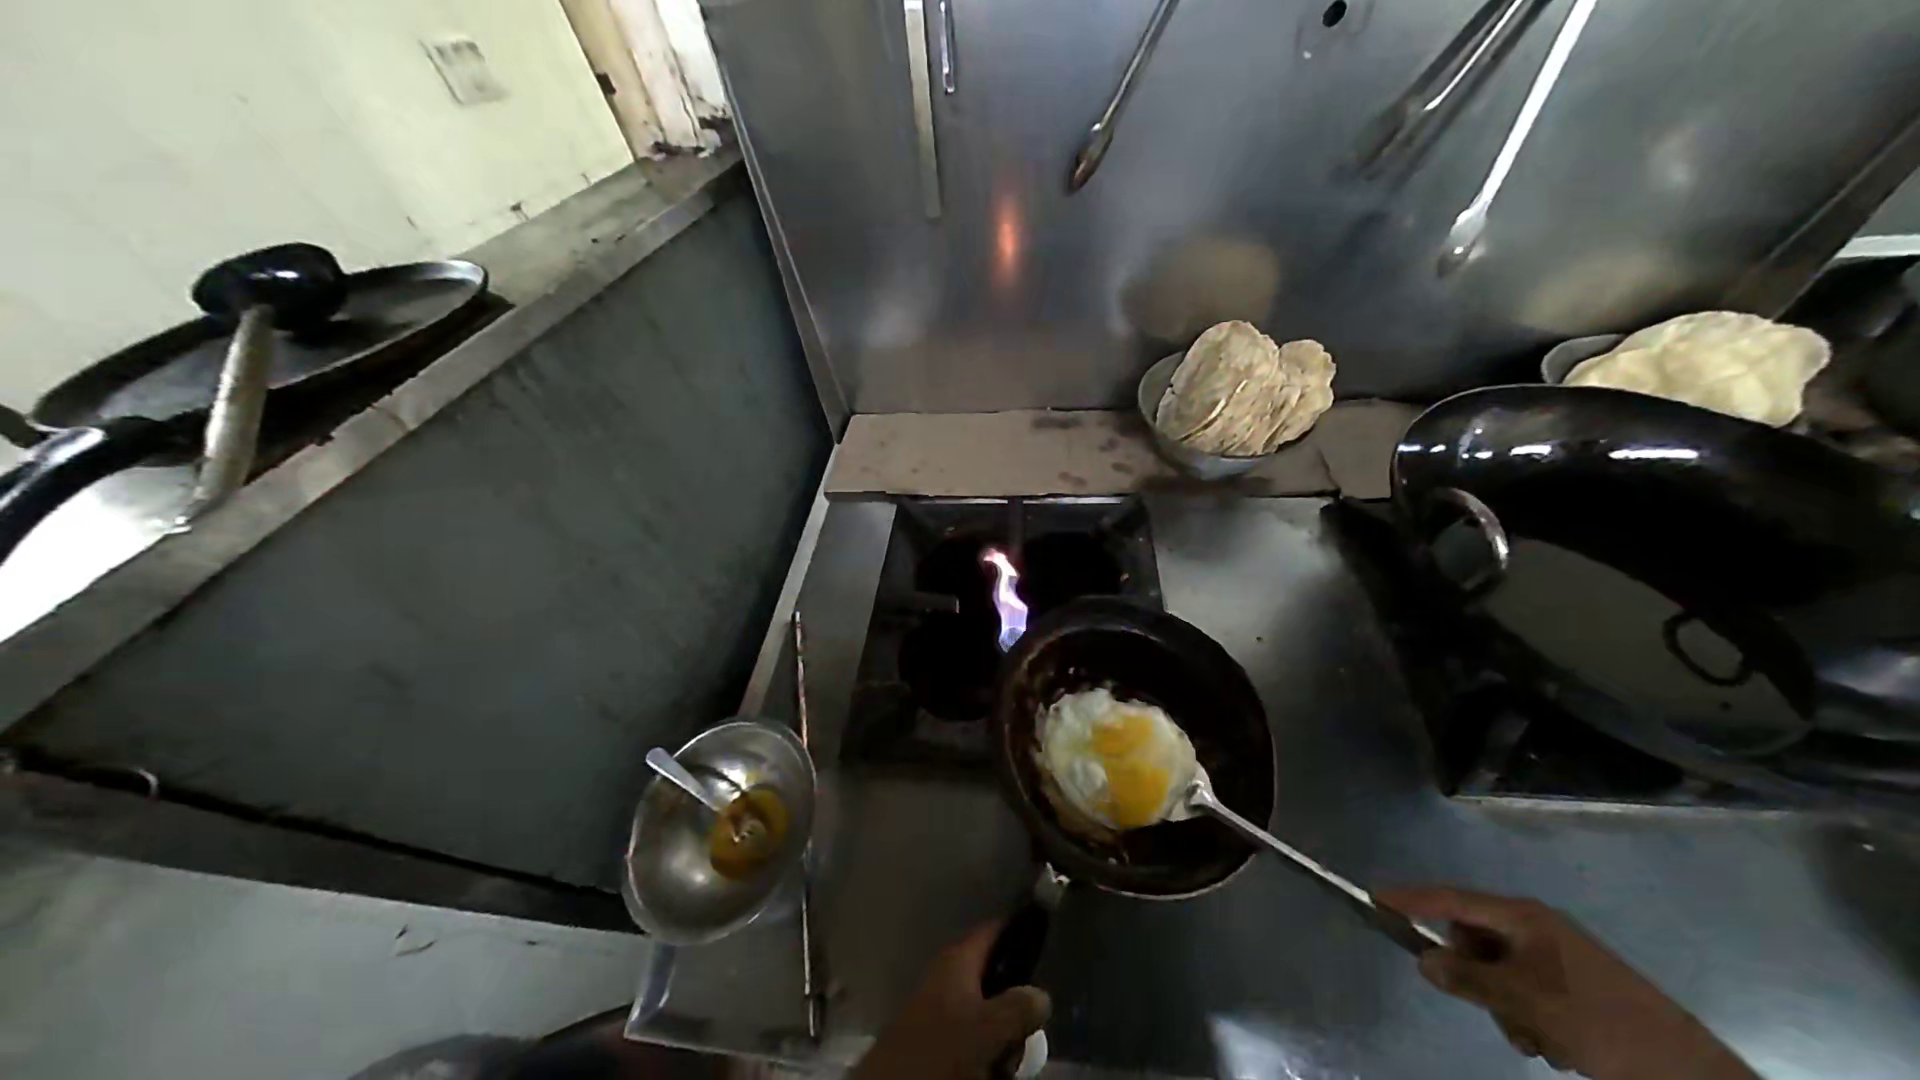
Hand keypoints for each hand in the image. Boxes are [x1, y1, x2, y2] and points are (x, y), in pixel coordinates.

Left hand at [851, 922, 1052, 1079]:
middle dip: (1016, 1004)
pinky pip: (974, 1037)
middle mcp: (950, 974)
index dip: (1020, 933)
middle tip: (1025, 1029)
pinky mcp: (938, 1035)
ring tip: (1004, 1060)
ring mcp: (943, 1005)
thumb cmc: (941, 1046)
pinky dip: (985, 1051)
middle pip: (997, 978)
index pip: (995, 930)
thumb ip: (1020, 1007)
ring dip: (1002, 1036)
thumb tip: (1041, 994)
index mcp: (959, 958)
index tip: (1044, 945)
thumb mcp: (988, 1027)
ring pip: (989, 1013)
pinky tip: (988, 1071)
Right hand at [1379, 887, 1756, 1079]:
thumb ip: (1466, 977)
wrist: (1687, 1073)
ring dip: (1502, 1005)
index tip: (1375, 898)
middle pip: (1473, 938)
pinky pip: (1523, 991)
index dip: (1412, 899)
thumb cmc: (1597, 1021)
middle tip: (1485, 1007)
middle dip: (1472, 975)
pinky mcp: (1573, 987)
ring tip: (1531, 1038)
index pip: (1452, 899)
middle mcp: (1537, 929)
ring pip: (1497, 971)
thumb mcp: (1523, 1000)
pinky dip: (1525, 1016)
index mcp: (1525, 917)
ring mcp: (1557, 957)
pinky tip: (1550, 1044)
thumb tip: (1424, 960)